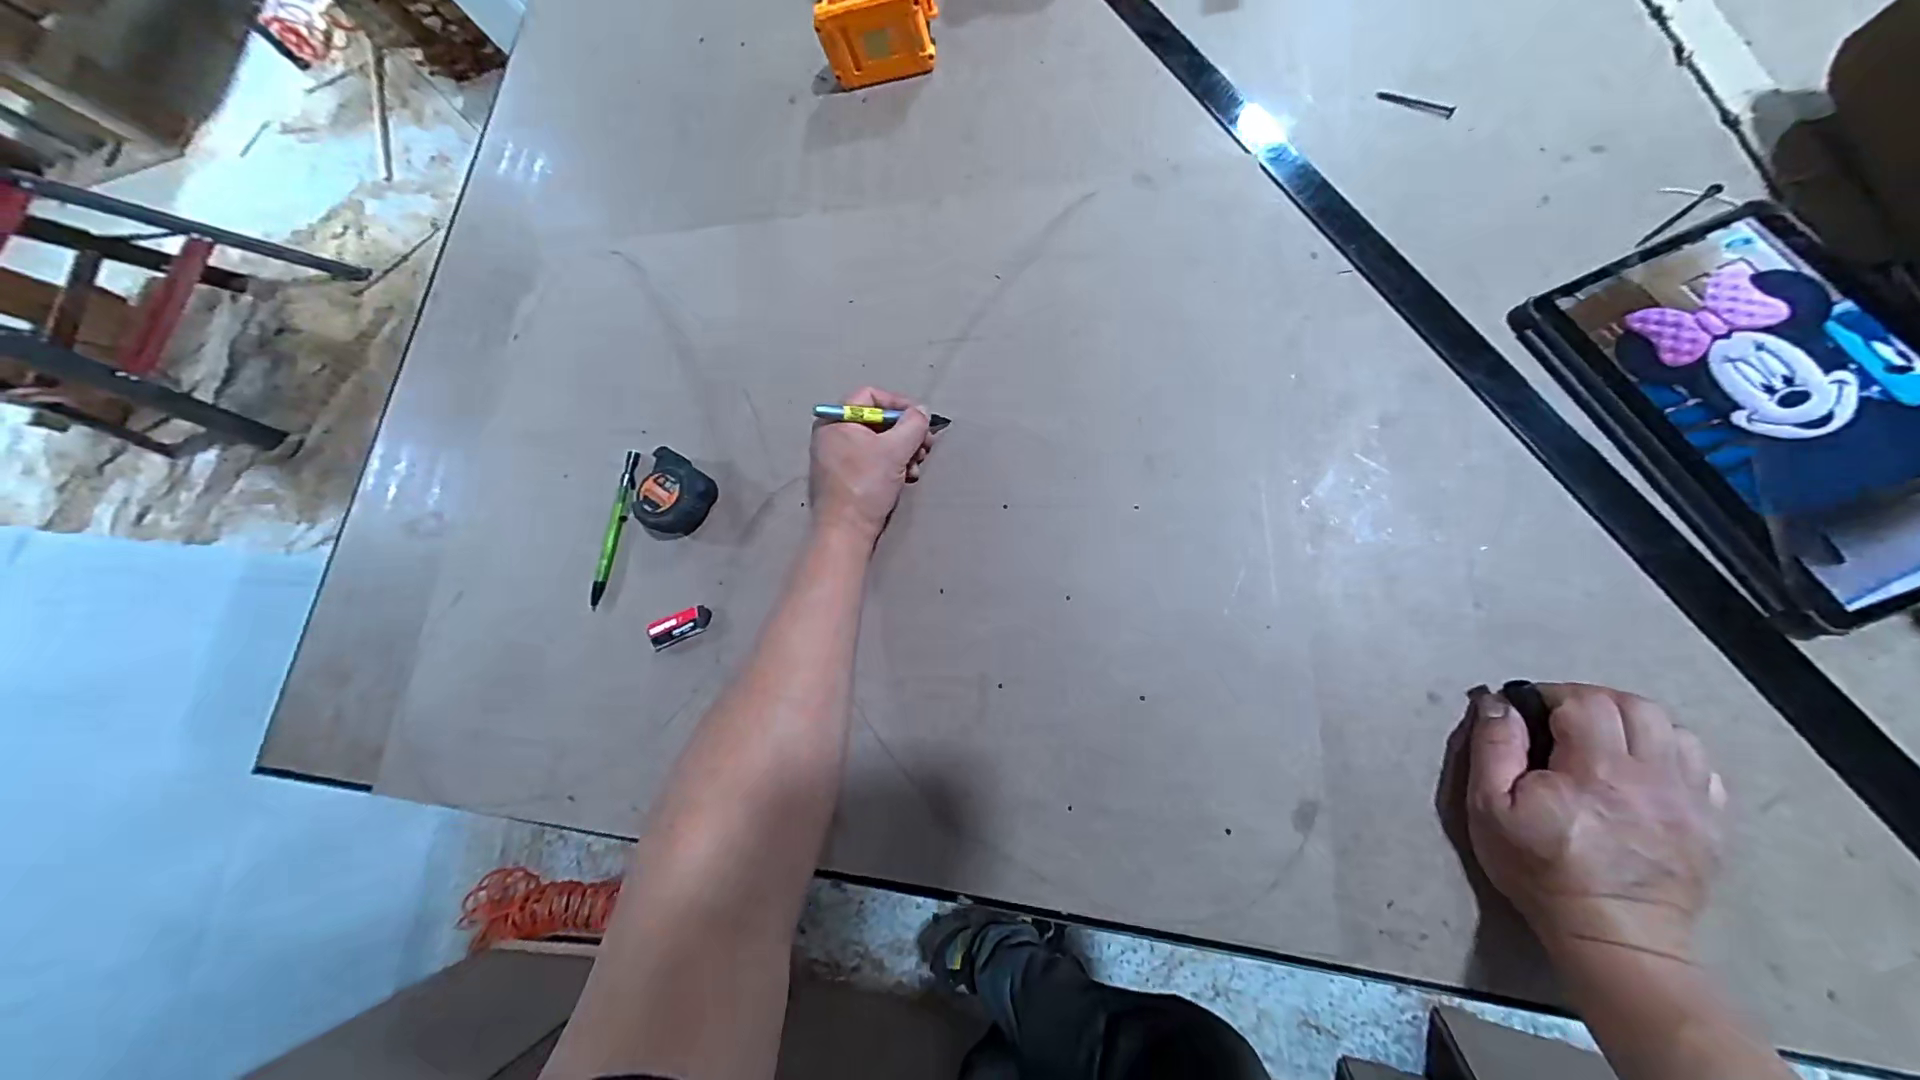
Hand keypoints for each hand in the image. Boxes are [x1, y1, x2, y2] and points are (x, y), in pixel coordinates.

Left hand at [809, 387, 935, 542]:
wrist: (846, 530)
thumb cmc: (865, 485)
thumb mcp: (895, 450)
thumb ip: (913, 424)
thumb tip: (922, 411)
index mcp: (836, 421)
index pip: (871, 396)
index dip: (899, 403)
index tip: (920, 419)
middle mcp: (833, 434)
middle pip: (877, 421)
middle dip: (906, 432)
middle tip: (925, 445)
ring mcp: (838, 457)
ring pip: (879, 442)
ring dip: (904, 451)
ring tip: (916, 466)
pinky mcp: (846, 477)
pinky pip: (873, 461)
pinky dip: (892, 465)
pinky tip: (907, 477)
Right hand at [1465, 683, 1725, 962]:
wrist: (1613, 934)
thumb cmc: (1539, 868)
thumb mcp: (1489, 807)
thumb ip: (1494, 747)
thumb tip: (1499, 703)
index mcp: (1596, 770)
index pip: (1585, 702)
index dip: (1550, 695)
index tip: (1527, 711)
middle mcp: (1653, 776)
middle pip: (1635, 706)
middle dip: (1591, 701)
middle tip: (1558, 720)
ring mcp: (1690, 799)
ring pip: (1673, 729)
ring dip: (1631, 722)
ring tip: (1599, 741)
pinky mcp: (1711, 821)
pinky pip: (1699, 763)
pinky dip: (1666, 750)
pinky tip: (1637, 767)